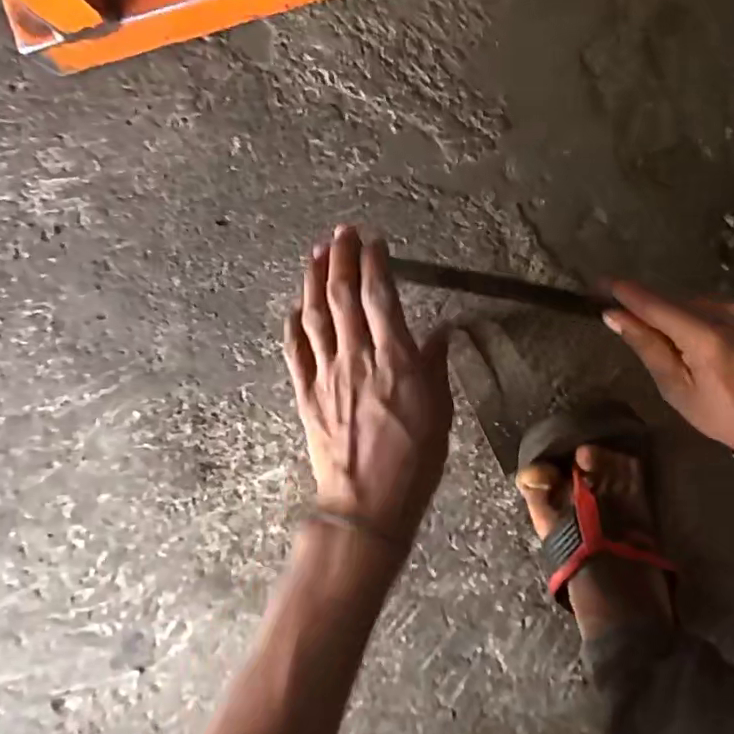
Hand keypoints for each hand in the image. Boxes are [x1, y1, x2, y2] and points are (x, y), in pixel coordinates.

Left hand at [284, 226, 453, 547]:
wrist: (368, 502)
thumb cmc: (416, 459)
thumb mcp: (441, 410)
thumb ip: (435, 365)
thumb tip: (440, 332)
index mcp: (396, 360)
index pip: (382, 297)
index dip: (376, 263)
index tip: (373, 240)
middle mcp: (358, 358)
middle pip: (343, 297)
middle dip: (341, 258)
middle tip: (340, 232)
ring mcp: (327, 375)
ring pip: (314, 316)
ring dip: (312, 280)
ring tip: (315, 254)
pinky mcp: (307, 395)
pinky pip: (294, 352)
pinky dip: (292, 325)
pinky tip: (292, 307)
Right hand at [603, 282, 733, 453]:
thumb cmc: (733, 418)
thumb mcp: (681, 393)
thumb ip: (648, 348)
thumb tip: (615, 316)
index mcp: (706, 337)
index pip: (654, 303)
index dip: (624, 291)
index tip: (599, 282)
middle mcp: (732, 311)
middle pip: (680, 302)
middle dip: (662, 316)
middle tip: (660, 343)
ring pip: (705, 303)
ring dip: (693, 319)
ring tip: (702, 353)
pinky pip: (731, 306)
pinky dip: (720, 320)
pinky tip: (729, 348)